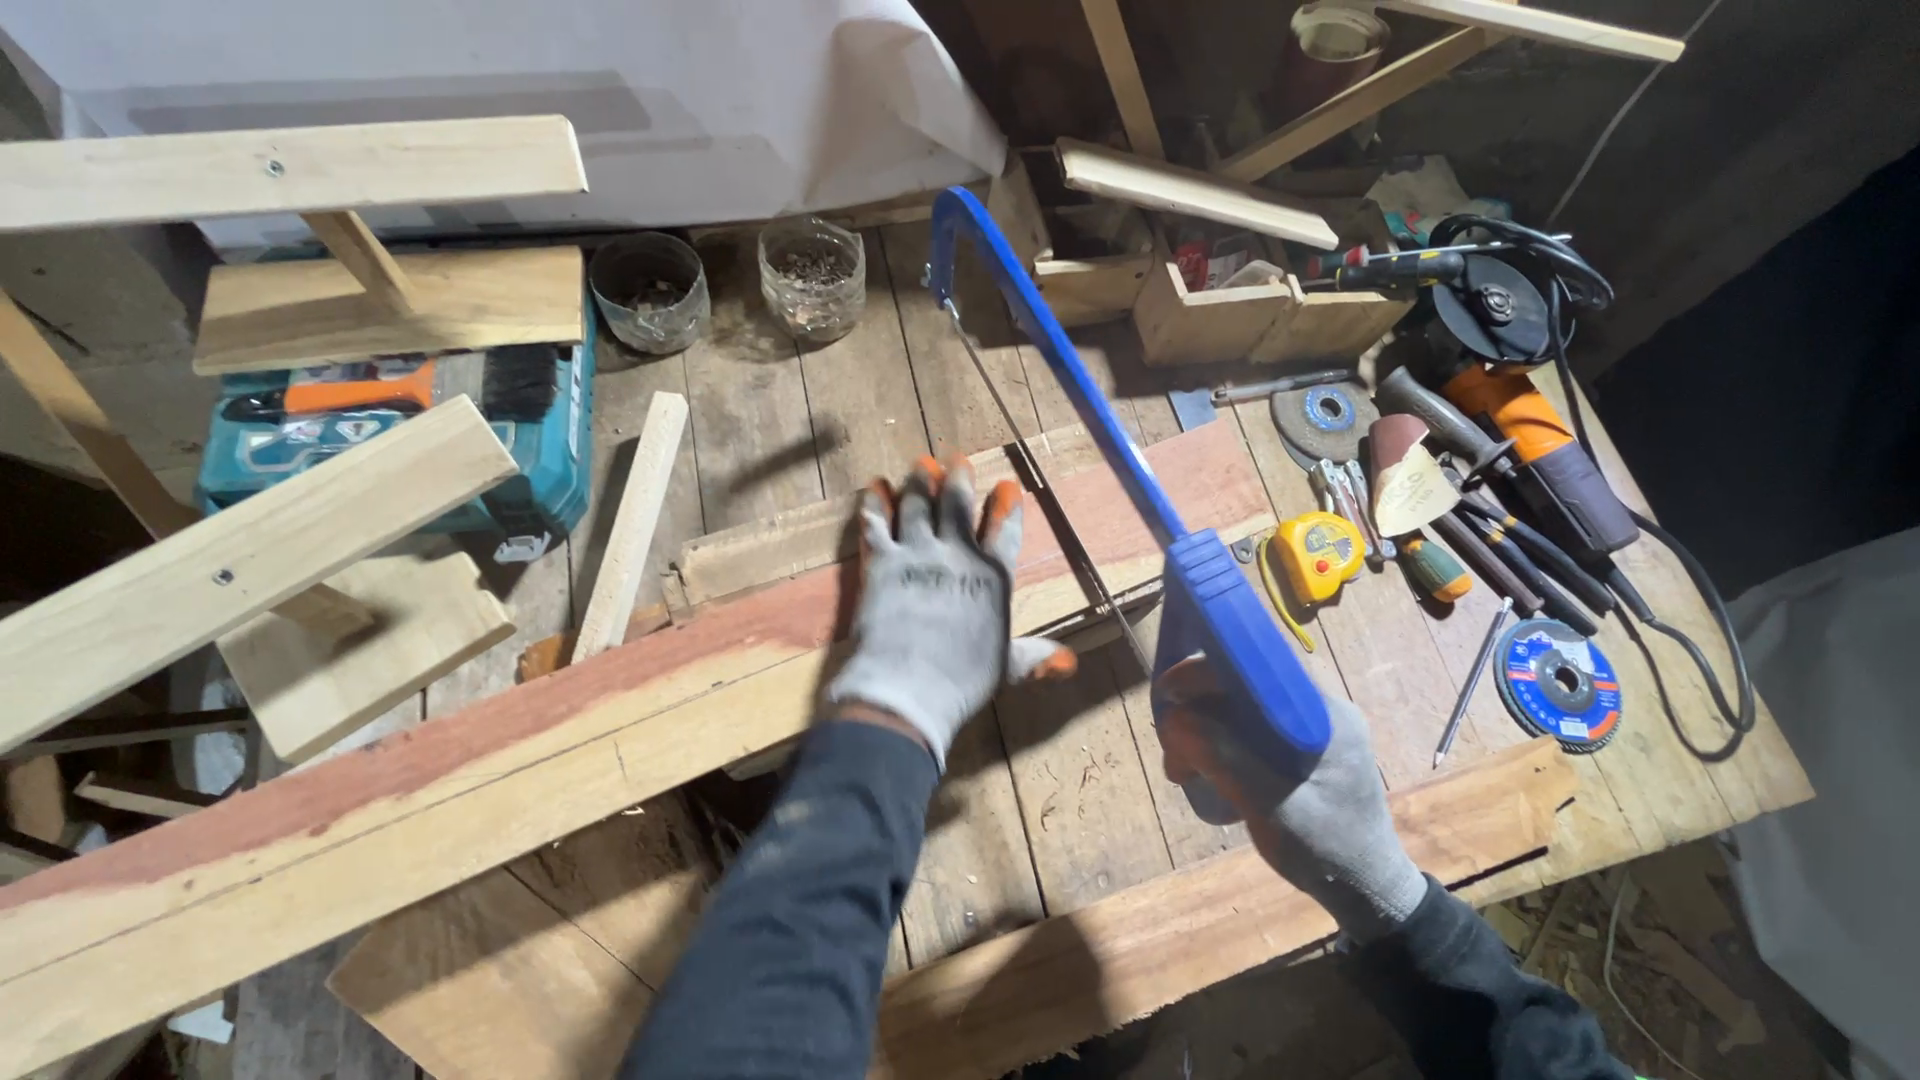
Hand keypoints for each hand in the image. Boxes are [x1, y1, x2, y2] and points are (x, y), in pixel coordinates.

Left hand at [826, 456, 1076, 767]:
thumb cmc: (964, 681)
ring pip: (919, 505)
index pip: (1005, 533)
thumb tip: (1070, 664)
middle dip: (960, 479)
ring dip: (920, 482)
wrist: (910, 685)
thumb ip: (1035, 659)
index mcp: (993, 578)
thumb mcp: (1007, 669)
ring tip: (922, 463)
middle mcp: (958, 555)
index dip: (1007, 509)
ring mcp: (918, 554)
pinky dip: (875, 503)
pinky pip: (877, 524)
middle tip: (957, 458)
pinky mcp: (882, 562)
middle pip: (959, 507)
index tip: (1008, 486)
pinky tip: (875, 486)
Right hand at [1156, 658, 1425, 941]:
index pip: (1261, 664)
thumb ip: (1226, 761)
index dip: (1210, 669)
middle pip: (1246, 685)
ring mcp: (1309, 729)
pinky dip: (1220, 742)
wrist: (1368, 890)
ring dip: (1204, 729)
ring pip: (1242, 709)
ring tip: (1180, 768)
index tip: (1169, 690)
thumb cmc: (1327, 850)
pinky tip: (1203, 770)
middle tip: (1170, 744)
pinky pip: (1250, 729)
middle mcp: (1318, 710)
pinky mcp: (1299, 749)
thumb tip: (1174, 720)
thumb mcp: (1272, 808)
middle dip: (1199, 708)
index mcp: (1323, 713)